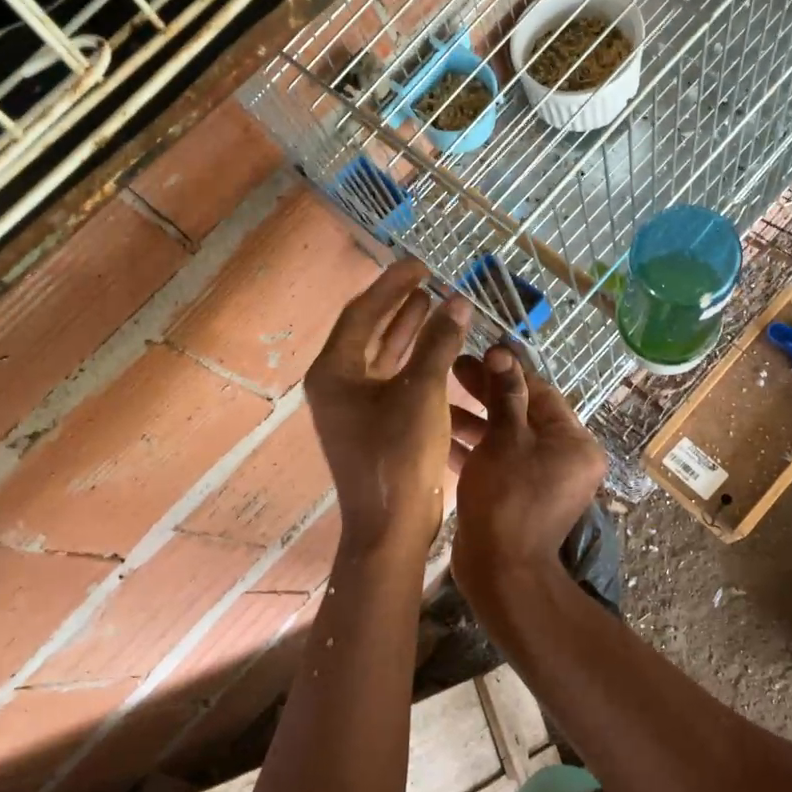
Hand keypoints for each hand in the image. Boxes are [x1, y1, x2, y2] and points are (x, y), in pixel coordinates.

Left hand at [306, 259, 471, 554]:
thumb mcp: (422, 392)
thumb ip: (438, 342)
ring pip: (382, 358)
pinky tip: (441, 354)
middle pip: (369, 333)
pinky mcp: (374, 427)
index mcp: (334, 373)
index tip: (420, 264)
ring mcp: (353, 409)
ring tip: (435, 305)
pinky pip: (393, 382)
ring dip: (409, 333)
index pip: (362, 313)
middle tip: (428, 280)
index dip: (392, 286)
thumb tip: (457, 301)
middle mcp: (337, 386)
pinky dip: (416, 364)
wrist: (391, 527)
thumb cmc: (399, 456)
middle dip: (399, 306)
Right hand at [449, 346, 607, 596]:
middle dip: (488, 393)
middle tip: (453, 369)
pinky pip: (500, 463)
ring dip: (476, 419)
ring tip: (439, 398)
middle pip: (524, 414)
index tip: (476, 353)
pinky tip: (441, 433)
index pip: (541, 392)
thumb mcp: (504, 439)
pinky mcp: (519, 498)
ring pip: (508, 439)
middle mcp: (566, 459)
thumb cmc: (507, 499)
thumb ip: (504, 395)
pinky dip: (476, 449)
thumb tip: (503, 353)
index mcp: (574, 442)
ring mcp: (543, 481)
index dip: (506, 371)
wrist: (501, 572)